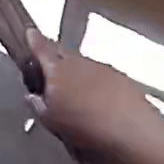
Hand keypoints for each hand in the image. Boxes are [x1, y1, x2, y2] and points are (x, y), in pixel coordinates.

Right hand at [25, 28, 163, 163]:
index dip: (34, 40)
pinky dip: (98, 86)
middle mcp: (80, 62)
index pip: (41, 48)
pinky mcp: (123, 79)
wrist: (133, 132)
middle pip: (63, 55)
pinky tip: (100, 105)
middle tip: (51, 75)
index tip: (30, 31)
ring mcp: (103, 68)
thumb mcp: (51, 121)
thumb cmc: (83, 126)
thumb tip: (32, 96)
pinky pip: (103, 78)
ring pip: (84, 67)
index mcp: (57, 69)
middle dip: (56, 61)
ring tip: (78, 98)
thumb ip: (38, 105)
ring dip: (78, 76)